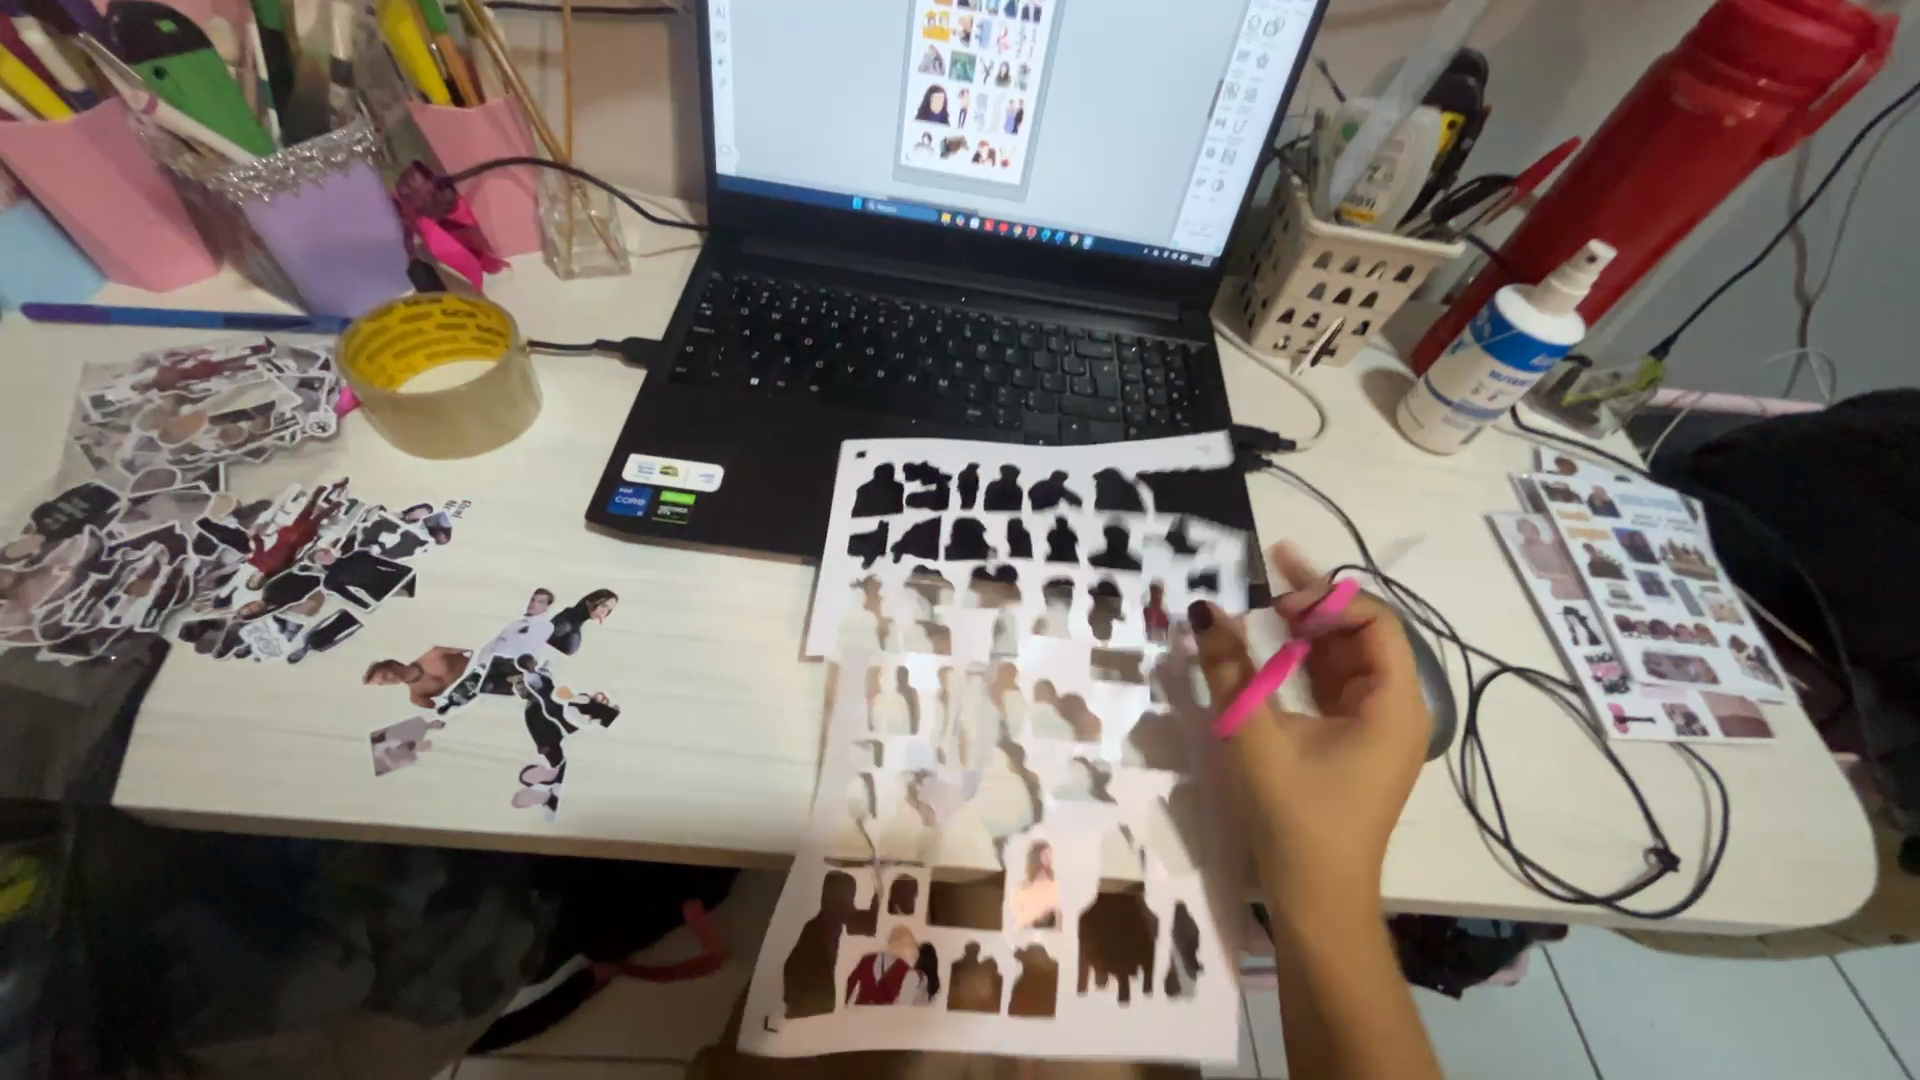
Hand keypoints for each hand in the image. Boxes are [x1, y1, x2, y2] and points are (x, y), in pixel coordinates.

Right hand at [1191, 543, 1430, 915]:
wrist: (1315, 896)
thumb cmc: (1294, 813)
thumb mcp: (1253, 734)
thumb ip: (1228, 667)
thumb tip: (1202, 609)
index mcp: (1393, 705)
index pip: (1374, 623)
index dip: (1327, 600)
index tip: (1275, 601)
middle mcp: (1394, 709)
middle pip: (1362, 634)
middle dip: (1316, 601)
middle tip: (1270, 566)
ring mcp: (1374, 726)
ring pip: (1344, 658)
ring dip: (1306, 629)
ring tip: (1264, 599)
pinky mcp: (1350, 741)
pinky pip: (1331, 684)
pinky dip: (1301, 661)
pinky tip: (1269, 647)